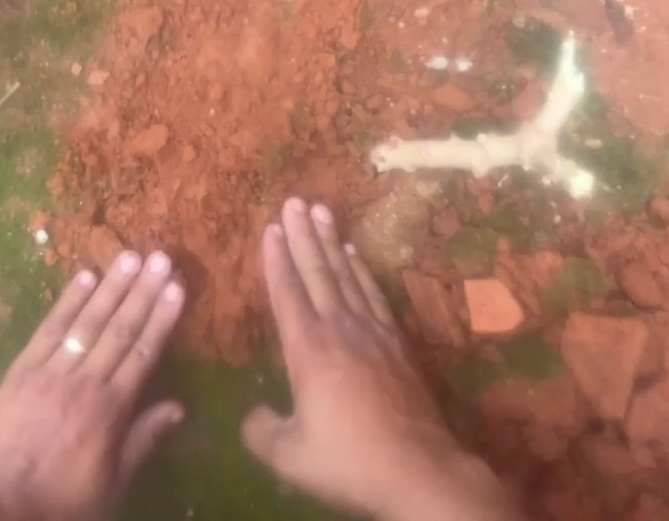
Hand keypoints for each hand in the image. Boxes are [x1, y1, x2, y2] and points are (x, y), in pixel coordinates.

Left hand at [0, 250, 186, 520]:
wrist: (1, 506)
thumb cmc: (63, 499)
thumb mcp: (114, 482)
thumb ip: (144, 438)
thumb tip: (180, 406)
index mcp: (111, 409)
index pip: (143, 352)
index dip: (162, 317)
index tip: (177, 287)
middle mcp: (85, 381)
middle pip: (120, 328)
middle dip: (143, 290)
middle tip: (161, 257)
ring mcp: (52, 370)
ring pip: (88, 321)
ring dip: (111, 286)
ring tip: (130, 256)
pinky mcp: (23, 367)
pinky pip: (50, 327)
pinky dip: (69, 300)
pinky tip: (85, 275)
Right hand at [243, 199, 515, 520]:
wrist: (419, 469)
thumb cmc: (350, 459)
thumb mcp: (292, 457)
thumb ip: (262, 432)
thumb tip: (249, 416)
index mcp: (308, 349)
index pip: (287, 292)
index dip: (277, 259)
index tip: (272, 227)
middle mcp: (338, 329)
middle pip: (316, 272)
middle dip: (303, 234)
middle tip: (294, 200)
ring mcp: (371, 331)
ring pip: (345, 274)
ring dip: (330, 241)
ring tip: (321, 210)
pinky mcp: (395, 341)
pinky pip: (373, 293)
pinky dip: (361, 268)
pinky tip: (354, 252)